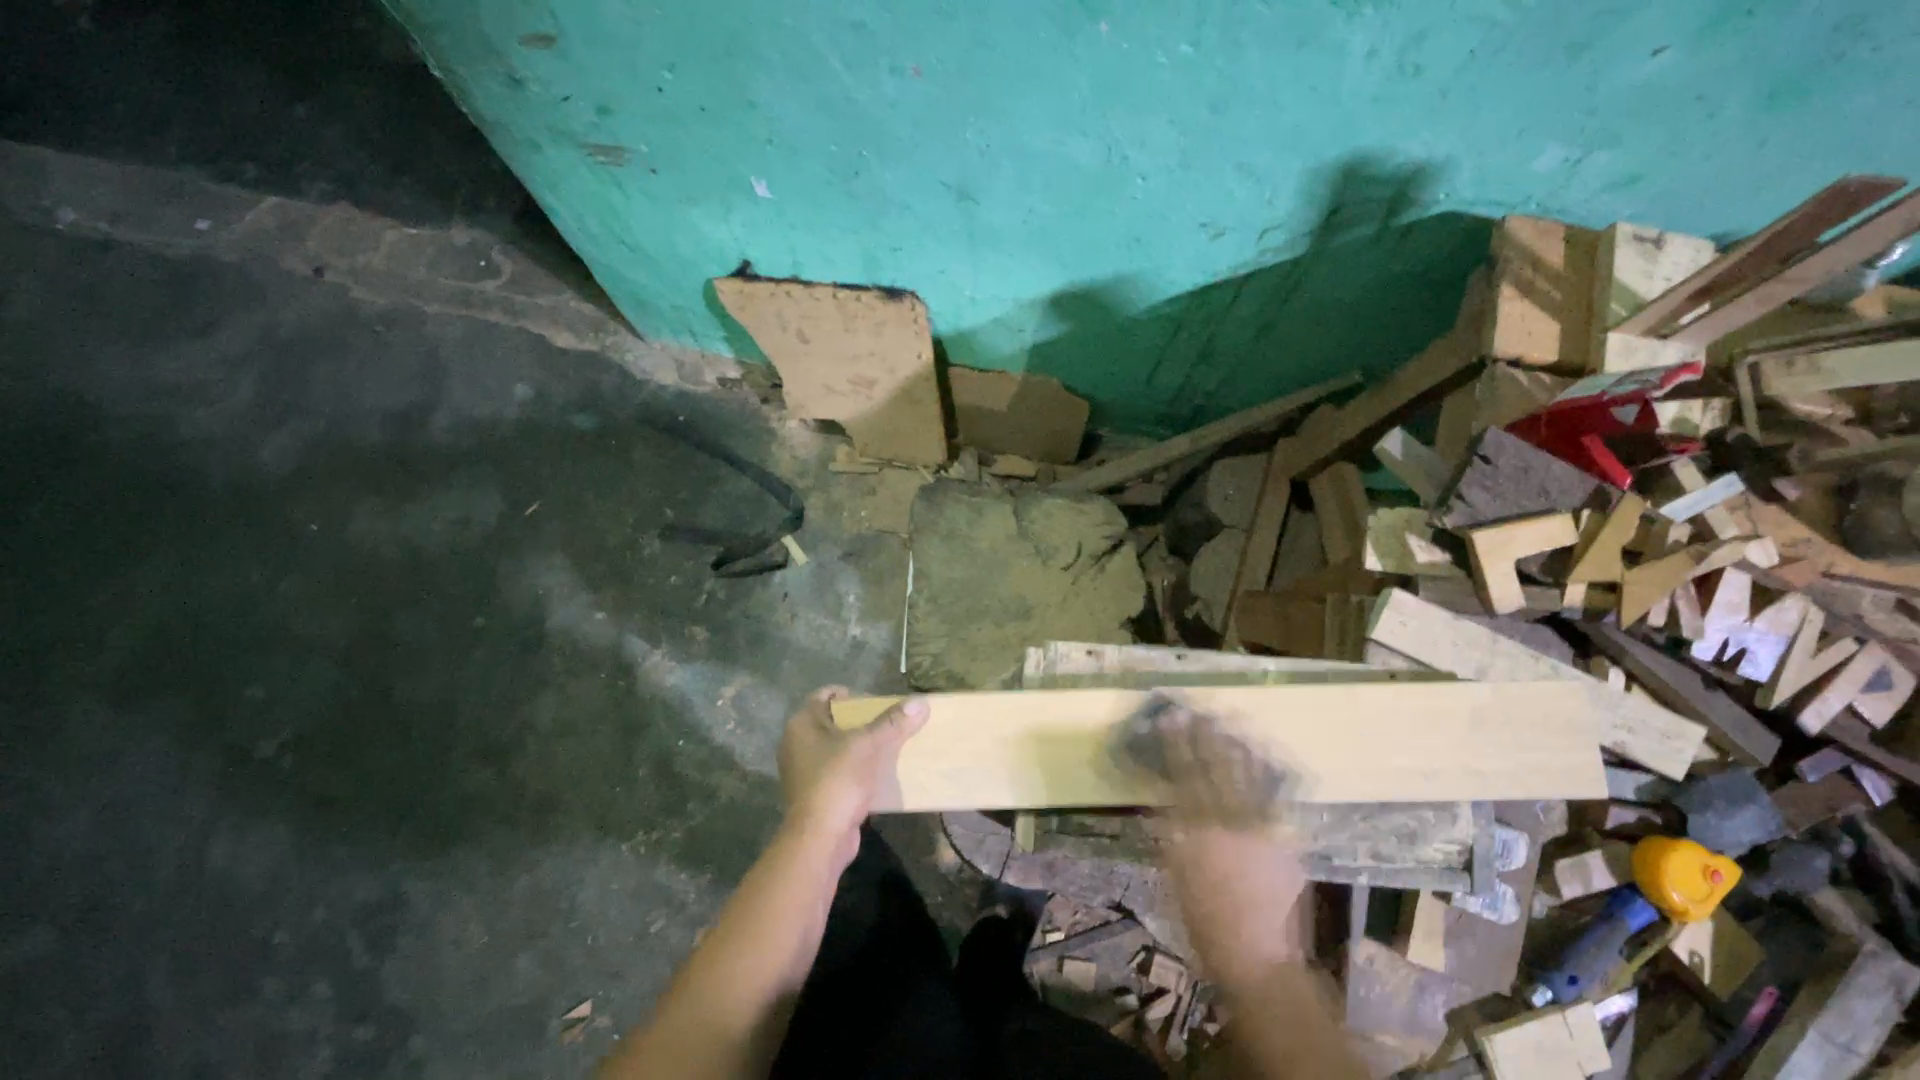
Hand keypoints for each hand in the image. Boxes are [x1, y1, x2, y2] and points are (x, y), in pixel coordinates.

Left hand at [777, 686, 928, 863]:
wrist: (820, 837)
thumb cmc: (838, 780)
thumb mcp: (868, 746)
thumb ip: (892, 722)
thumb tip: (920, 702)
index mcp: (802, 724)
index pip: (824, 695)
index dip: (849, 694)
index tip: (874, 702)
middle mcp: (796, 744)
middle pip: (831, 722)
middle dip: (859, 722)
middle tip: (886, 723)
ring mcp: (802, 770)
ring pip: (835, 748)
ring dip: (859, 747)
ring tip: (887, 746)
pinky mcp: (813, 793)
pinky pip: (836, 772)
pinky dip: (855, 769)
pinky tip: (877, 774)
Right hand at [1129, 696, 1310, 984]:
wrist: (1259, 956)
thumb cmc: (1204, 925)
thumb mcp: (1173, 881)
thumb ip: (1169, 840)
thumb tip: (1159, 807)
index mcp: (1196, 831)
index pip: (1183, 776)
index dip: (1176, 745)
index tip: (1169, 718)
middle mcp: (1228, 821)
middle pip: (1215, 768)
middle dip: (1204, 736)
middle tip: (1196, 711)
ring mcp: (1261, 827)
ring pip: (1247, 775)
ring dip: (1235, 746)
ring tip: (1227, 722)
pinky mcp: (1285, 839)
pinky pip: (1273, 796)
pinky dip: (1264, 772)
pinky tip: (1259, 756)